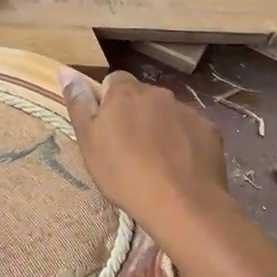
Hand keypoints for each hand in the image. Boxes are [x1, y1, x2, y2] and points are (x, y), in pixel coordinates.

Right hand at [60, 68, 230, 233]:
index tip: (106, 126)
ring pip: (167, 113)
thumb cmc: (124, 172)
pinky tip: (179, 165)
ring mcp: (188, 111)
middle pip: (142, 96)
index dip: (108, 101)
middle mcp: (159, 94)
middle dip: (135, 113)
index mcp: (125, 92)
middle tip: (128, 146)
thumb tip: (65, 71)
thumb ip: (78, 103)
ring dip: (159, 126)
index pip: (114, 80)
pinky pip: (190, 129)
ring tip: (156, 160)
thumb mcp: (88, 140)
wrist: (182, 204)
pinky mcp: (210, 131)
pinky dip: (183, 141)